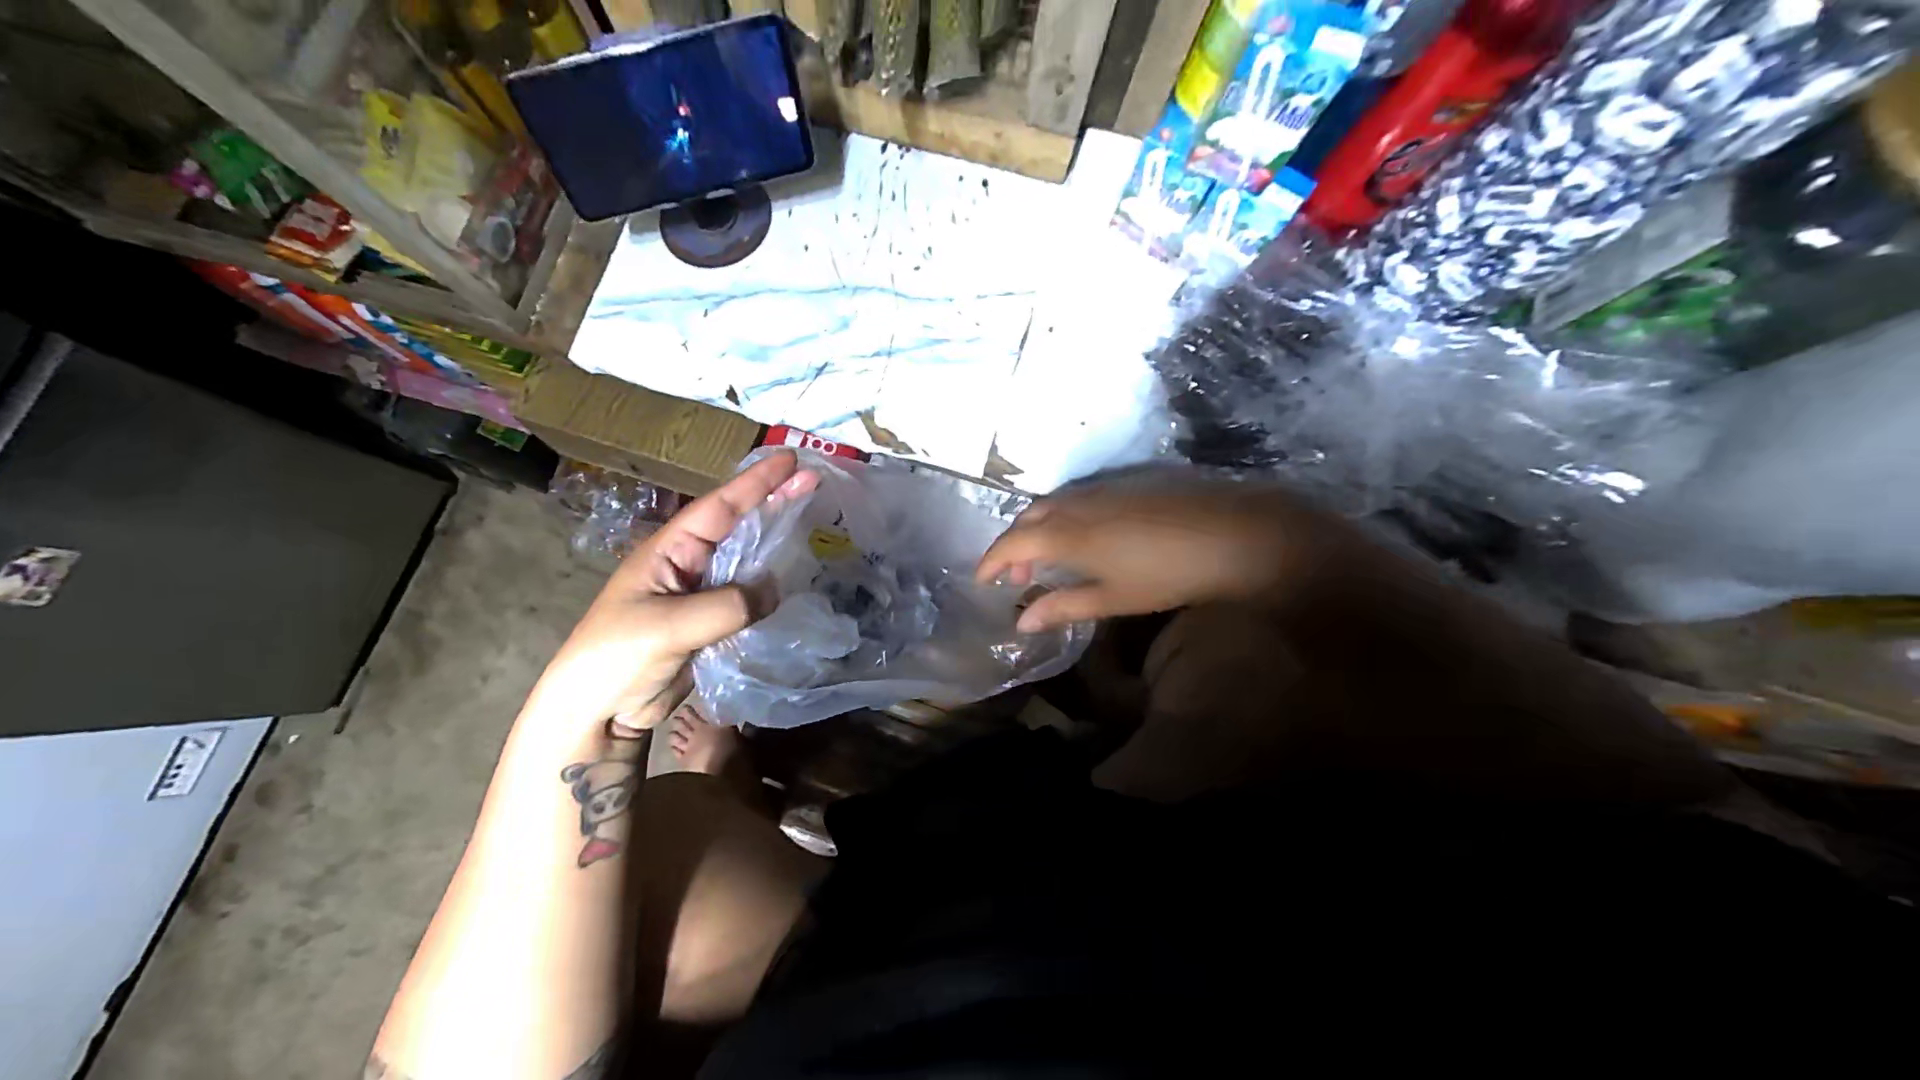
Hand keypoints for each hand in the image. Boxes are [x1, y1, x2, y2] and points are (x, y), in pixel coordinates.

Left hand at [534, 450, 817, 733]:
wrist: (595, 711)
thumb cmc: (617, 656)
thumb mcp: (669, 626)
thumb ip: (728, 605)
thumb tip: (776, 589)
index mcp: (669, 550)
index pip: (720, 506)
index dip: (756, 482)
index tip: (791, 459)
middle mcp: (687, 564)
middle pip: (738, 525)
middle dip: (774, 501)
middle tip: (815, 481)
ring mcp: (700, 594)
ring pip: (746, 560)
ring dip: (777, 540)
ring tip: (814, 520)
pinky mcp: (710, 623)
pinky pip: (748, 596)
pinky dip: (773, 584)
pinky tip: (796, 578)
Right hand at [975, 480, 1352, 632]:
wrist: (1231, 534)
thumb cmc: (1167, 575)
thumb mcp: (1112, 598)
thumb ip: (1062, 606)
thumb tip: (1021, 619)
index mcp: (1066, 534)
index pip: (1012, 543)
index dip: (992, 560)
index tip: (982, 580)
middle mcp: (1075, 504)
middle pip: (1028, 518)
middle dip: (1014, 545)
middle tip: (1018, 575)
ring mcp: (1101, 489)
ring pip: (1053, 505)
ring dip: (1038, 529)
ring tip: (1047, 560)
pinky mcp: (1125, 484)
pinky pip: (1077, 498)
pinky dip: (1063, 518)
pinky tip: (1083, 538)